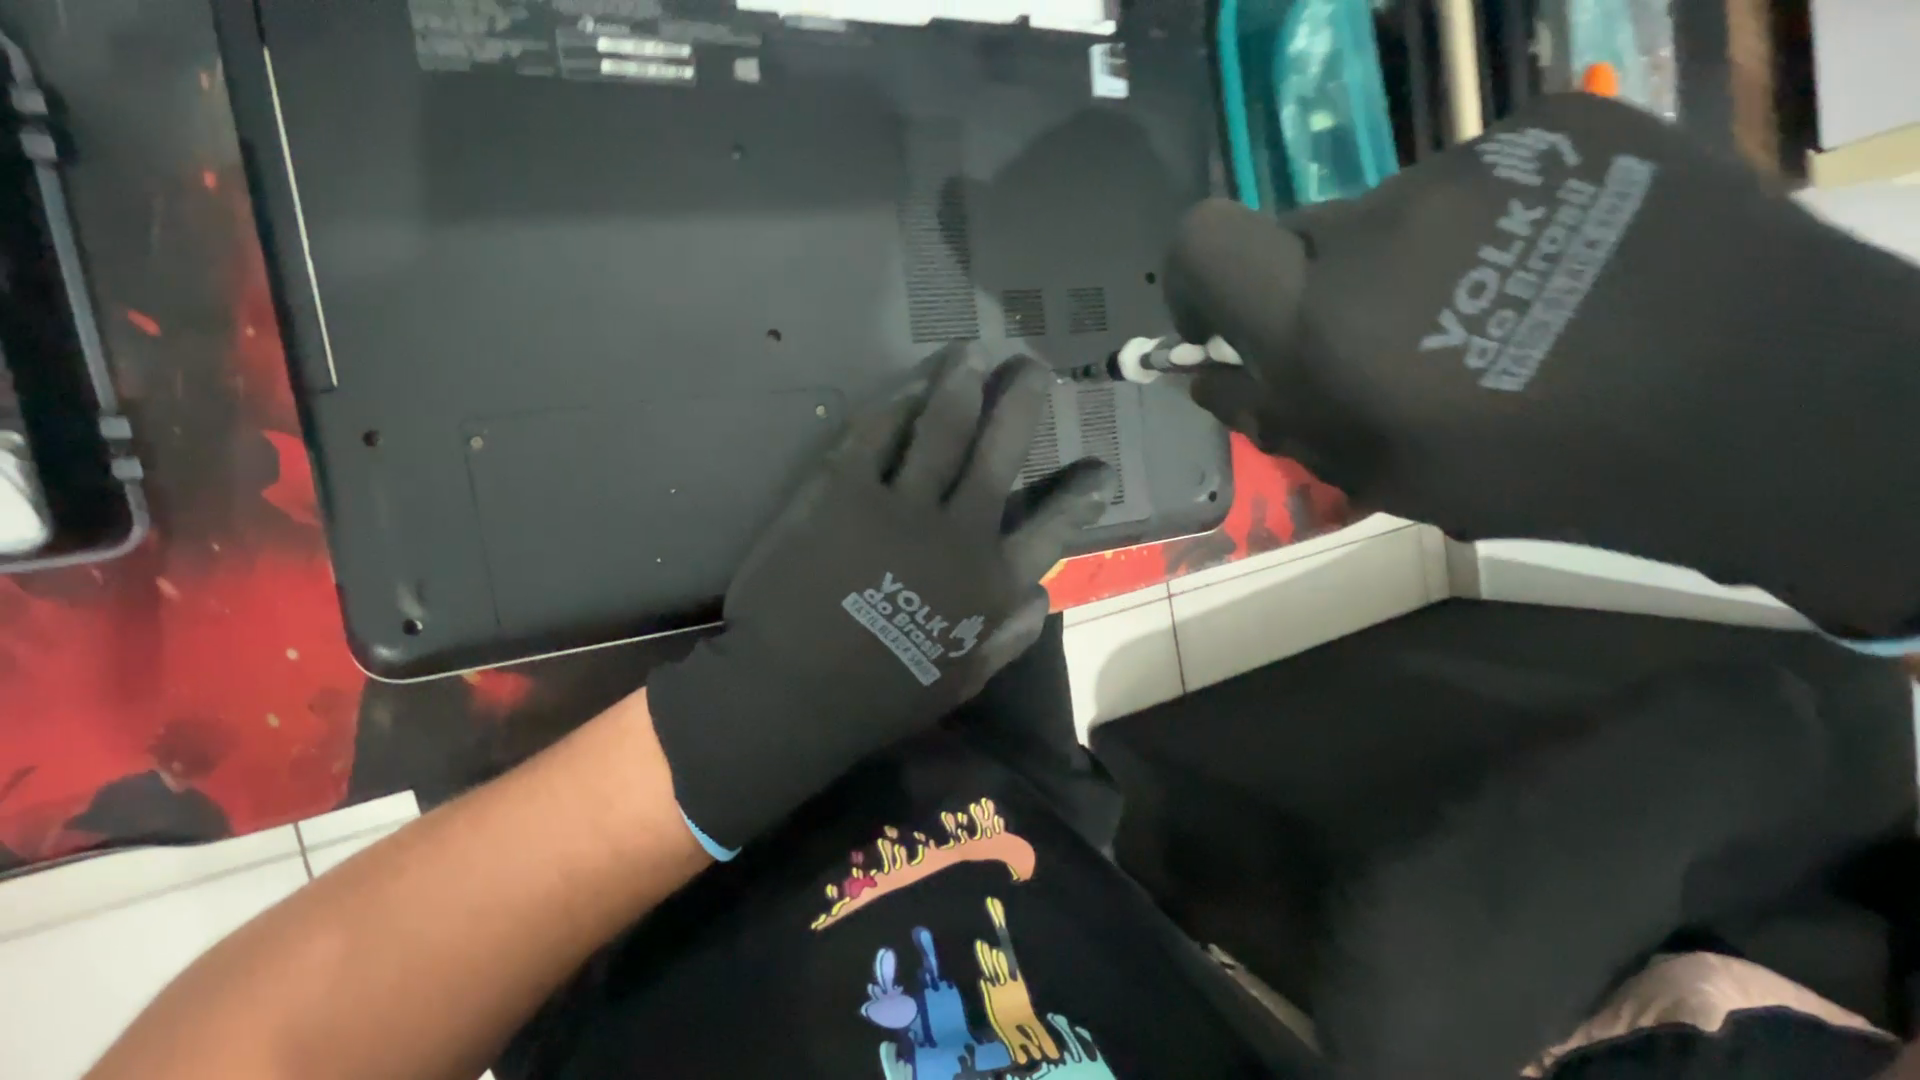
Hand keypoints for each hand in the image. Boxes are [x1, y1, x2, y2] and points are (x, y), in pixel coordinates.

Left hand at [648, 345, 1114, 853]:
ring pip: (943, 426)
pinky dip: (897, 405)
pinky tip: (909, 385)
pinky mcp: (843, 489)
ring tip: (975, 350)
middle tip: (1035, 366)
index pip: (1054, 528)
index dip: (1081, 497)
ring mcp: (900, 504)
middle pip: (1001, 451)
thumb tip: (1042, 594)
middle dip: (1022, 402)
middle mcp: (958, 531)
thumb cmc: (879, 696)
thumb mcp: (961, 681)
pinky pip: (875, 434)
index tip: (1102, 469)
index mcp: (991, 583)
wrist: (792, 692)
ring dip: (964, 382)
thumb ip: (1008, 637)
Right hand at [1165, 93, 1919, 636]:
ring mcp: (1475, 160)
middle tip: (1391, 344)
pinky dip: (1489, 223)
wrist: (1763, 403)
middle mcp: (1380, 223)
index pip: (1200, 241)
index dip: (1194, 276)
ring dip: (1411, 263)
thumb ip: (1279, 419)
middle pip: (1299, 235)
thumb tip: (1208, 376)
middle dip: (1318, 289)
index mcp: (1327, 318)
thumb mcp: (1385, 474)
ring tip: (1499, 315)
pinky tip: (1559, 271)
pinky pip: (1480, 175)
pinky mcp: (1559, 122)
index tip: (1226, 318)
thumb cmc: (1542, 469)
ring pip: (1393, 211)